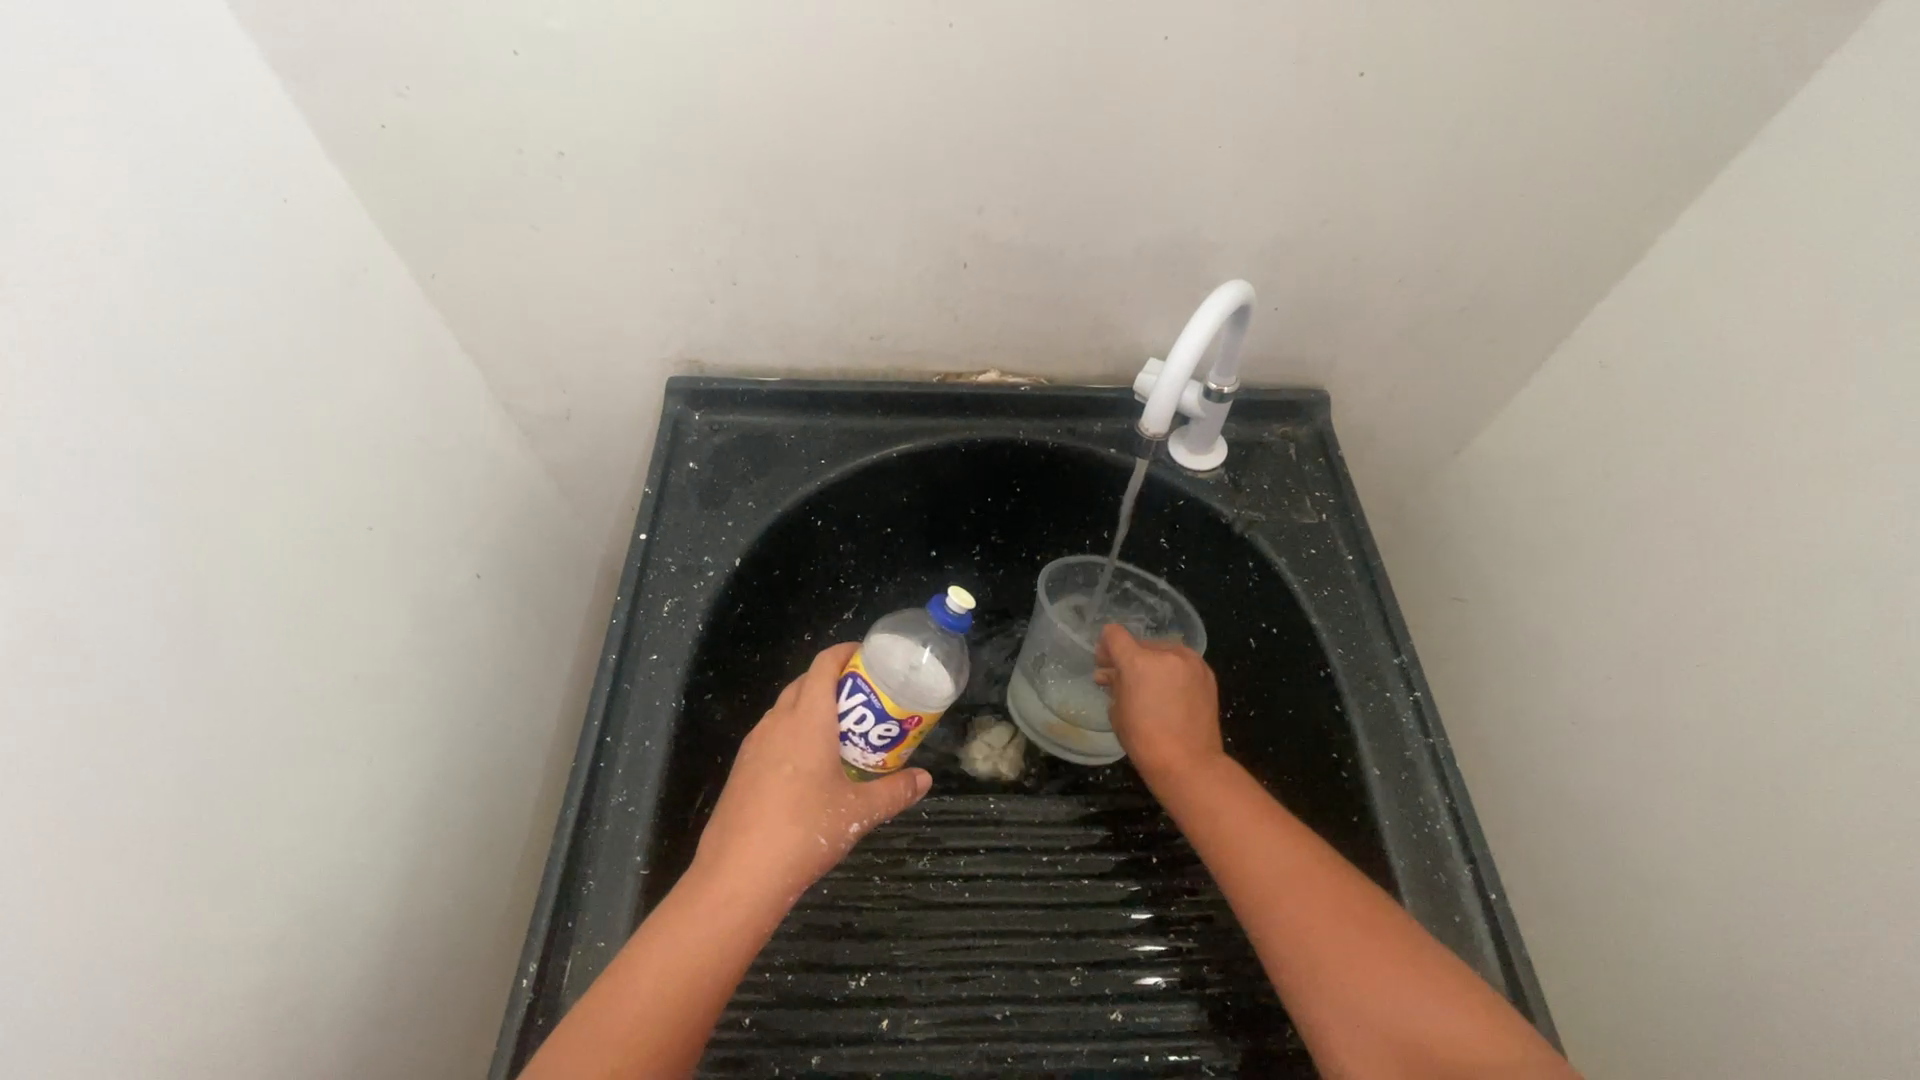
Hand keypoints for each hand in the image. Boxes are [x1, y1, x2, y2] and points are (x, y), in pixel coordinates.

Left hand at [692, 642, 933, 908]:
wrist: (738, 875)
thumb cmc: (804, 832)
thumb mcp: (859, 813)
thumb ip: (895, 791)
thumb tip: (925, 779)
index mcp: (808, 719)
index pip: (824, 665)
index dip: (845, 653)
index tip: (869, 658)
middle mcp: (777, 721)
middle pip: (805, 683)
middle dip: (835, 682)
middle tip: (866, 700)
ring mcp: (755, 744)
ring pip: (786, 709)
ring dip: (814, 708)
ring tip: (844, 731)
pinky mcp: (743, 768)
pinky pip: (774, 734)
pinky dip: (796, 733)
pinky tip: (812, 765)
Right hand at [1094, 624, 1227, 789]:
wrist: (1189, 763)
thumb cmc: (1144, 740)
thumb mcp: (1117, 710)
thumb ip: (1114, 683)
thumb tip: (1111, 674)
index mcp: (1138, 662)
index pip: (1114, 634)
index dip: (1105, 646)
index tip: (1105, 664)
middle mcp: (1166, 654)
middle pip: (1139, 643)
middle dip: (1128, 658)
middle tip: (1123, 679)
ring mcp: (1191, 661)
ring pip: (1162, 651)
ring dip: (1151, 663)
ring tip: (1148, 687)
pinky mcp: (1207, 673)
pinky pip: (1181, 662)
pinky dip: (1171, 670)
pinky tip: (1169, 692)